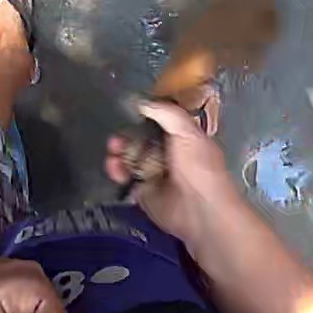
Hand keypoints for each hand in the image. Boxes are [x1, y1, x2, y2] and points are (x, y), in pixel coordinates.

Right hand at [106, 100, 247, 244]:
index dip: (143, 116)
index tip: (127, 110)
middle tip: (116, 138)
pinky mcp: (143, 192)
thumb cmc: (199, 166)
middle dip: (126, 136)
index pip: (159, 121)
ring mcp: (154, 173)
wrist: (200, 210)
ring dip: (118, 152)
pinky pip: (124, 177)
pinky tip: (115, 168)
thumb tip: (140, 101)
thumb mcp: (187, 131)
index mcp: (182, 137)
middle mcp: (167, 153)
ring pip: (129, 157)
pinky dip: (117, 171)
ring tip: (113, 151)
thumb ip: (165, 113)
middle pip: (140, 139)